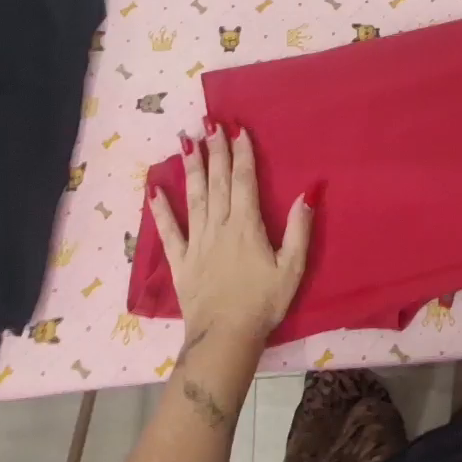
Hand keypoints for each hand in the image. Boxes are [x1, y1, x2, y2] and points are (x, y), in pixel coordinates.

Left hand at [149, 121, 312, 345]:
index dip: (241, 154)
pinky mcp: (181, 261)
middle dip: (215, 151)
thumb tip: (308, 192)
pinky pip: (169, 232)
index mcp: (246, 225)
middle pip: (217, 182)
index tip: (237, 129)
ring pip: (194, 197)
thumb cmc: (264, 302)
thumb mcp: (292, 267)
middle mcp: (218, 226)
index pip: (243, 181)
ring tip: (186, 142)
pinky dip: (160, 210)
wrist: (225, 338)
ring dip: (192, 168)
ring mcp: (196, 242)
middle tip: (209, 123)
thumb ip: (299, 229)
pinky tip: (154, 190)